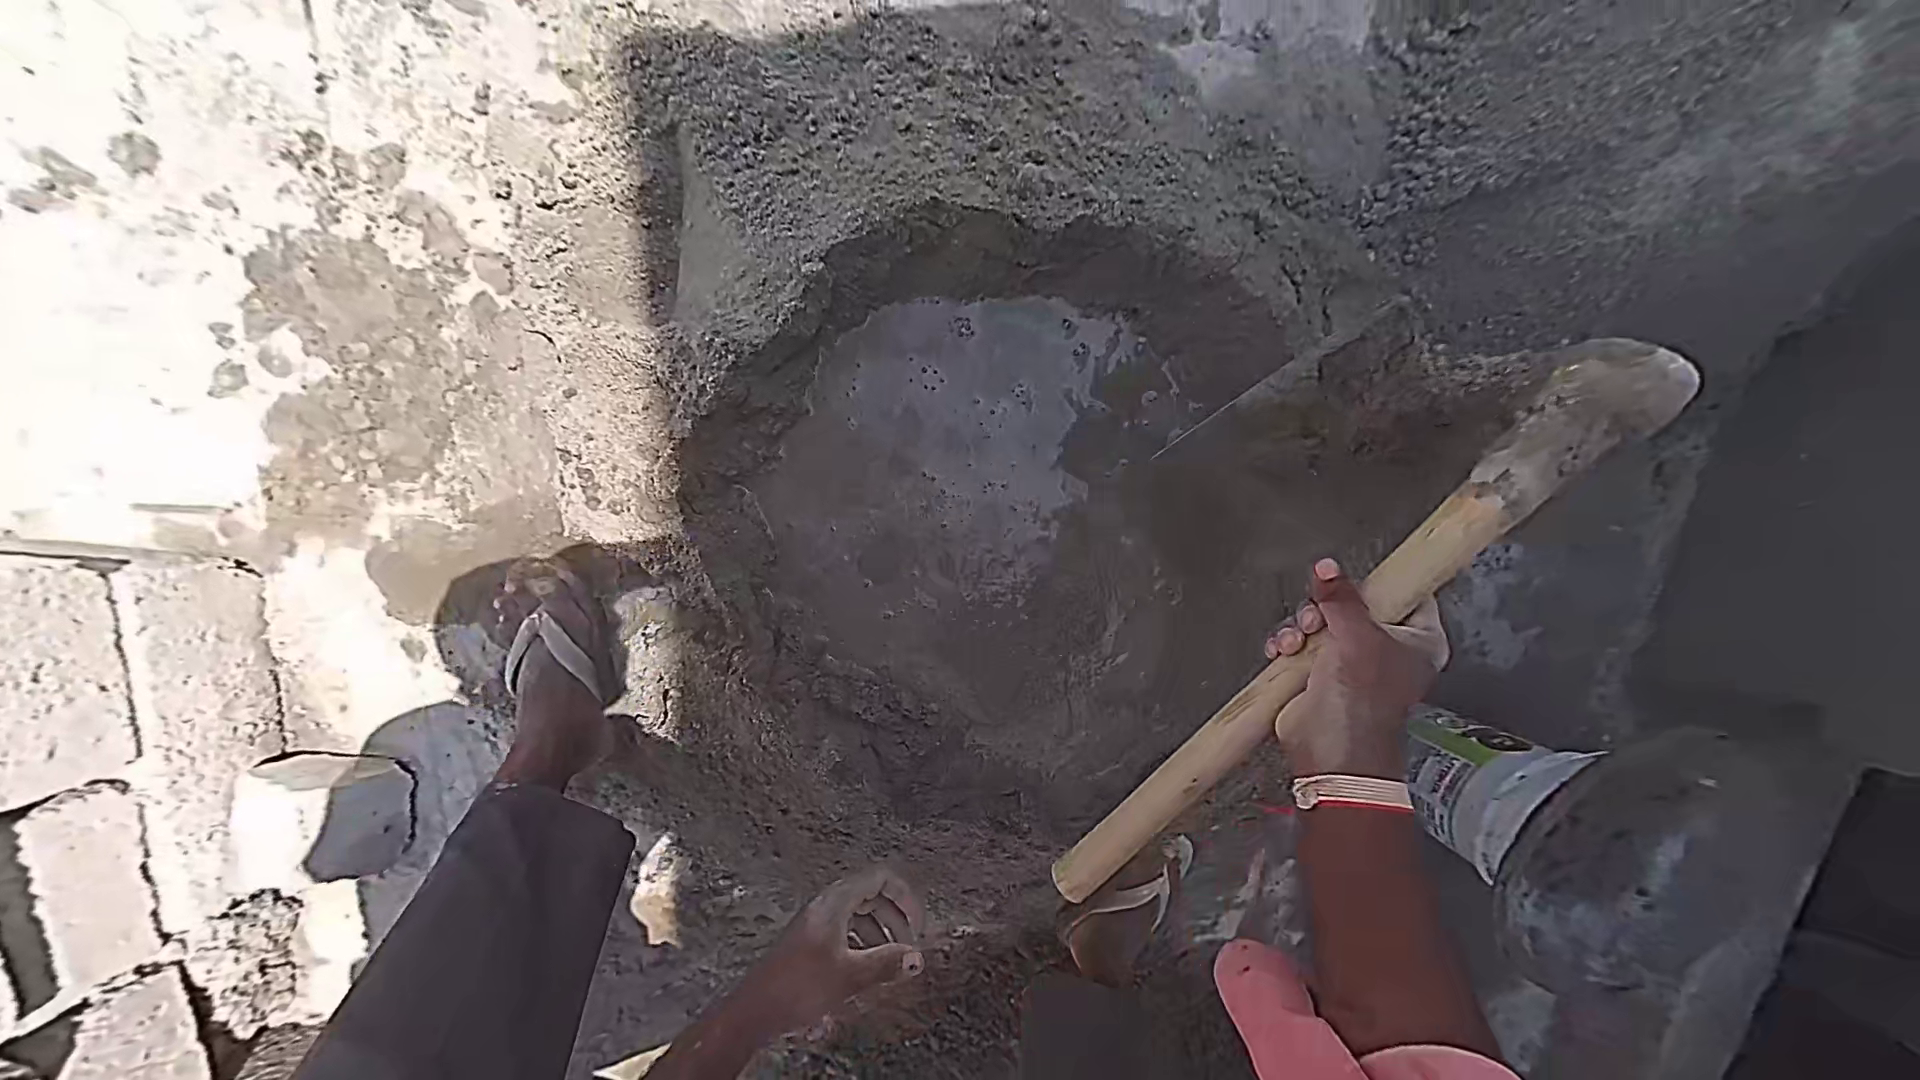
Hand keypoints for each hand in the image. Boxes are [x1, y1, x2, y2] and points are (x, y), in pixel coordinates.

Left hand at [738, 866, 925, 1034]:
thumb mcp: (849, 975)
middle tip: (910, 942)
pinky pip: (846, 928)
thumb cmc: (799, 986)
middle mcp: (827, 903)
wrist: (754, 1010)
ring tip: (893, 957)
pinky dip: (864, 941)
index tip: (918, 923)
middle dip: (895, 916)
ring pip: (859, 913)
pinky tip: (867, 965)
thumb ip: (885, 964)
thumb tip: (916, 958)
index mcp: (837, 901)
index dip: (904, 897)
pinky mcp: (810, 939)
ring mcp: (817, 920)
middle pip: (871, 894)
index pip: (880, 879)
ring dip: (881, 930)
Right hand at [1264, 558, 1447, 777]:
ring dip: (1299, 628)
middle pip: (1351, 603)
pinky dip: (1286, 643)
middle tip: (1316, 621)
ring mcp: (1350, 660)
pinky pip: (1299, 642)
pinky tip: (1282, 651)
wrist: (1330, 748)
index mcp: (1417, 640)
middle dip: (1323, 609)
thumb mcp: (1357, 637)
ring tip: (1295, 644)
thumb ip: (1341, 598)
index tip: (1350, 579)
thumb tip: (1326, 567)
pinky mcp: (1318, 671)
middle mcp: (1386, 647)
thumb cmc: (1361, 699)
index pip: (1406, 594)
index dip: (1378, 583)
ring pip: (1320, 621)